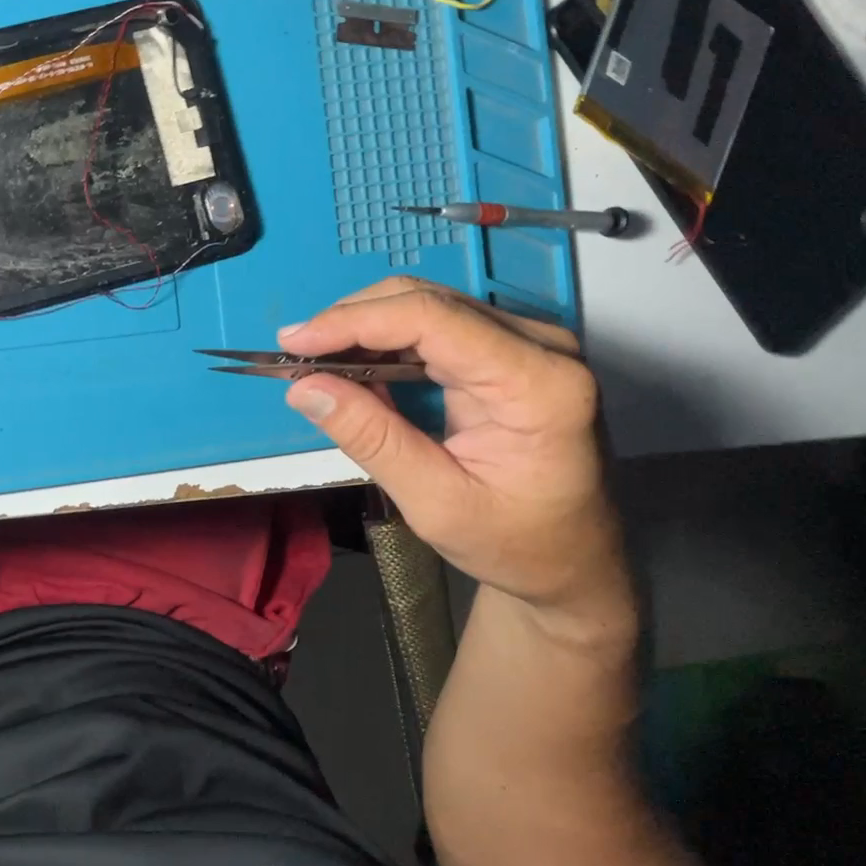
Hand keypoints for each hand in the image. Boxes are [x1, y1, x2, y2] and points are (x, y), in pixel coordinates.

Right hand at [279, 277, 625, 618]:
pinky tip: (348, 364)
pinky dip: (381, 341)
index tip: (293, 344)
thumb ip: (372, 440)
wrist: (572, 564)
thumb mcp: (436, 504)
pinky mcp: (506, 353)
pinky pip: (432, 326)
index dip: (354, 321)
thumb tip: (303, 387)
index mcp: (538, 385)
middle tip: (294, 355)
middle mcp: (539, 348)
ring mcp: (525, 346)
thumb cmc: (516, 544)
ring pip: (424, 305)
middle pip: (426, 301)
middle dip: (350, 320)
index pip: (432, 319)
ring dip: (361, 327)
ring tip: (313, 361)